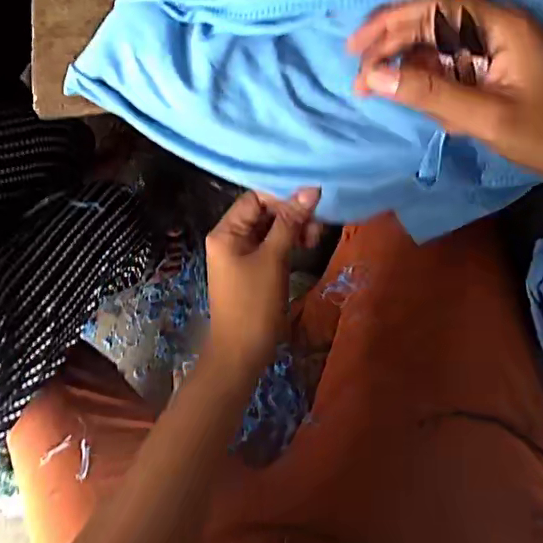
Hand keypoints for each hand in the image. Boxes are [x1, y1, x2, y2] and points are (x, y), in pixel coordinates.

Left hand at [204, 188, 321, 368]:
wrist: (241, 353)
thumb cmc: (254, 304)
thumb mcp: (273, 259)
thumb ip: (290, 222)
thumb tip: (310, 190)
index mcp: (225, 231)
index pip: (254, 199)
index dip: (282, 198)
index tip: (311, 204)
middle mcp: (228, 238)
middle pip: (262, 212)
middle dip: (291, 214)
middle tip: (317, 225)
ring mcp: (239, 254)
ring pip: (269, 229)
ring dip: (293, 229)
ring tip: (315, 238)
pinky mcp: (251, 268)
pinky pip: (270, 245)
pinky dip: (288, 243)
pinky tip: (306, 247)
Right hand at [348, 0, 542, 184]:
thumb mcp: (485, 117)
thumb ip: (429, 94)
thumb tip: (372, 77)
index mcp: (502, 26)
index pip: (436, 9)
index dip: (392, 21)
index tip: (359, 46)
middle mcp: (496, 29)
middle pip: (431, 23)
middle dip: (392, 44)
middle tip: (358, 71)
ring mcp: (493, 49)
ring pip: (435, 46)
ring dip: (406, 65)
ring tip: (375, 87)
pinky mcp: (490, 70)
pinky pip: (448, 66)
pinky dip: (428, 82)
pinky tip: (421, 103)